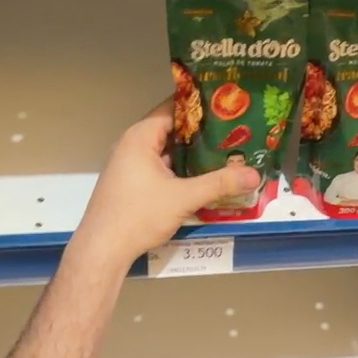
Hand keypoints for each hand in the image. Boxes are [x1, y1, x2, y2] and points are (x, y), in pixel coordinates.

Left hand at [68, 102, 260, 268]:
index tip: (228, 109)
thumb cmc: (138, 215)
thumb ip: (220, 184)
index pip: (174, 108)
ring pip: (167, 152)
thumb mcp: (184, 198)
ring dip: (192, 155)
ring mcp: (130, 165)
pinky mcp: (131, 183)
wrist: (102, 250)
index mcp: (140, 136)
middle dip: (202, 134)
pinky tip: (203, 178)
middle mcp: (132, 145)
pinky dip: (180, 170)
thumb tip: (255, 175)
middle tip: (235, 134)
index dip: (201, 107)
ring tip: (226, 154)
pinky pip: (160, 168)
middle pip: (172, 130)